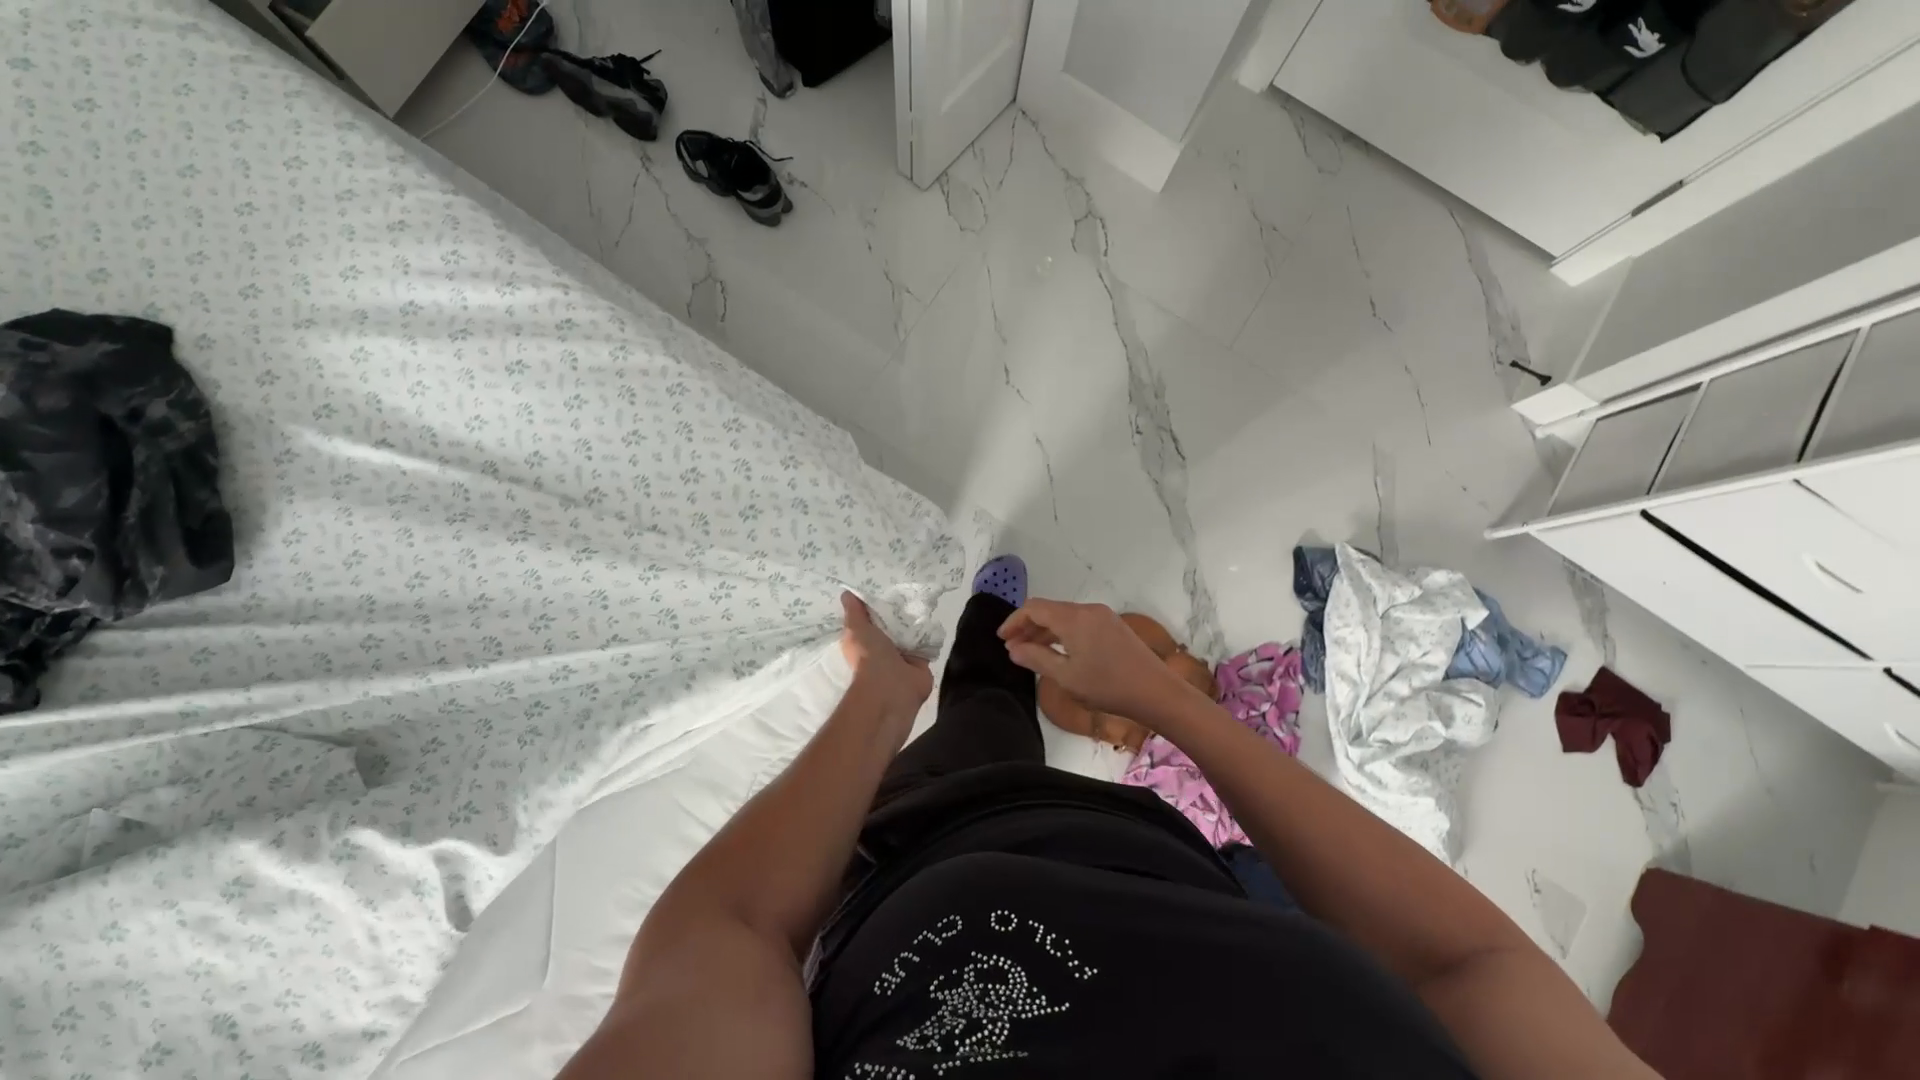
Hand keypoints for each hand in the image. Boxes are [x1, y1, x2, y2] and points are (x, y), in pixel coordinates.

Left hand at [838, 592, 932, 720]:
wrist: (893, 685)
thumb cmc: (869, 655)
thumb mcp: (855, 628)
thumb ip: (854, 611)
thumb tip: (846, 592)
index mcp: (864, 642)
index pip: (870, 620)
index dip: (875, 605)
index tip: (882, 586)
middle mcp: (882, 648)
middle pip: (892, 624)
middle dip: (898, 610)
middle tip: (907, 586)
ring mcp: (902, 655)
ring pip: (910, 631)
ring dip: (915, 619)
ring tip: (922, 596)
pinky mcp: (921, 659)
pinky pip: (927, 640)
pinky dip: (930, 631)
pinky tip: (934, 614)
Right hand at [998, 598, 1204, 726]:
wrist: (1157, 692)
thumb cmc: (1108, 686)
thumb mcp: (1066, 677)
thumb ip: (1036, 659)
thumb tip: (1013, 648)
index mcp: (1074, 618)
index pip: (1034, 608)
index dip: (1014, 621)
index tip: (1001, 639)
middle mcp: (1088, 610)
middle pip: (1049, 610)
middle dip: (1028, 626)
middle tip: (1013, 648)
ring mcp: (1103, 617)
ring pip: (1064, 617)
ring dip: (1045, 631)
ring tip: (1031, 653)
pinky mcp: (1114, 627)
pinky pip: (1079, 623)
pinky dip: (1063, 633)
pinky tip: (1059, 653)